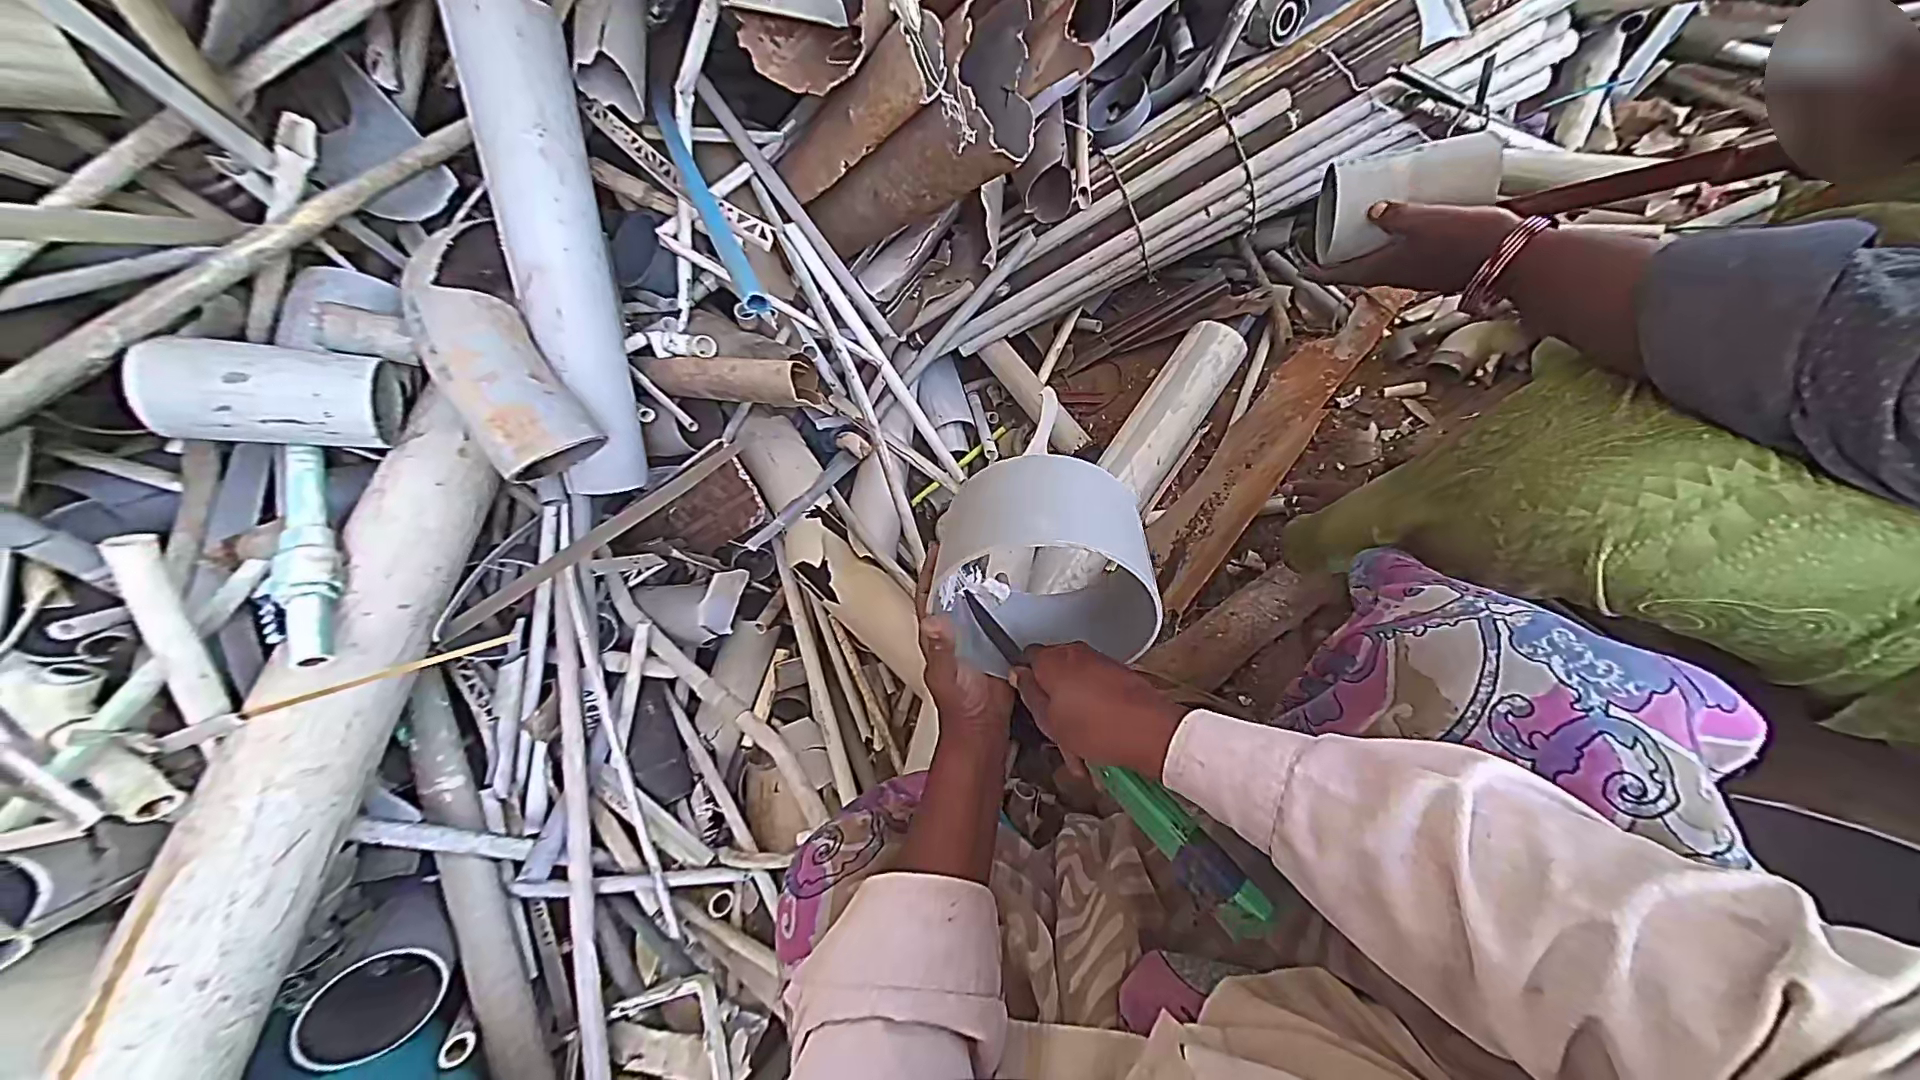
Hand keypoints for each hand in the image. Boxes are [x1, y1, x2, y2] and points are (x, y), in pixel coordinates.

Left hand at [915, 544, 1012, 741]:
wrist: (984, 726)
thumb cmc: (959, 706)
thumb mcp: (946, 674)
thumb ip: (941, 649)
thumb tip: (933, 622)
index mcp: (935, 637)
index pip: (928, 597)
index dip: (928, 574)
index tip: (934, 552)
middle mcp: (953, 634)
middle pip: (951, 596)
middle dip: (956, 573)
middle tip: (964, 550)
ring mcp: (973, 639)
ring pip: (974, 604)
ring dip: (979, 586)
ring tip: (988, 565)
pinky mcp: (994, 646)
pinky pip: (997, 618)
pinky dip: (1002, 605)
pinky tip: (1011, 594)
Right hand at [1012, 642, 1187, 779]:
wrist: (1150, 732)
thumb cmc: (1101, 728)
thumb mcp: (1049, 720)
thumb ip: (1029, 693)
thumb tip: (1020, 677)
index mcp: (1053, 659)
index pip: (1025, 657)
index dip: (1023, 680)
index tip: (1025, 698)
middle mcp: (1076, 653)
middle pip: (1051, 673)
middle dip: (1050, 702)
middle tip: (1052, 729)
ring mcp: (1099, 662)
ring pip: (1074, 686)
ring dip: (1072, 713)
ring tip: (1079, 748)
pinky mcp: (1118, 674)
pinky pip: (1095, 690)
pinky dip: (1092, 712)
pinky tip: (1096, 741)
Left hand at [1312, 202, 1520, 293]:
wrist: (1514, 258)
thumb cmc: (1469, 240)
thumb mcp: (1426, 219)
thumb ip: (1396, 215)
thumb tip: (1372, 209)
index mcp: (1384, 269)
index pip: (1338, 274)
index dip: (1317, 270)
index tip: (1301, 268)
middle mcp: (1395, 277)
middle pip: (1357, 270)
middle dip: (1342, 259)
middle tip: (1331, 245)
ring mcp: (1416, 275)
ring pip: (1382, 265)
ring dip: (1369, 253)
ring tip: (1365, 234)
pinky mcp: (1436, 269)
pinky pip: (1406, 259)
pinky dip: (1396, 248)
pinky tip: (1406, 232)